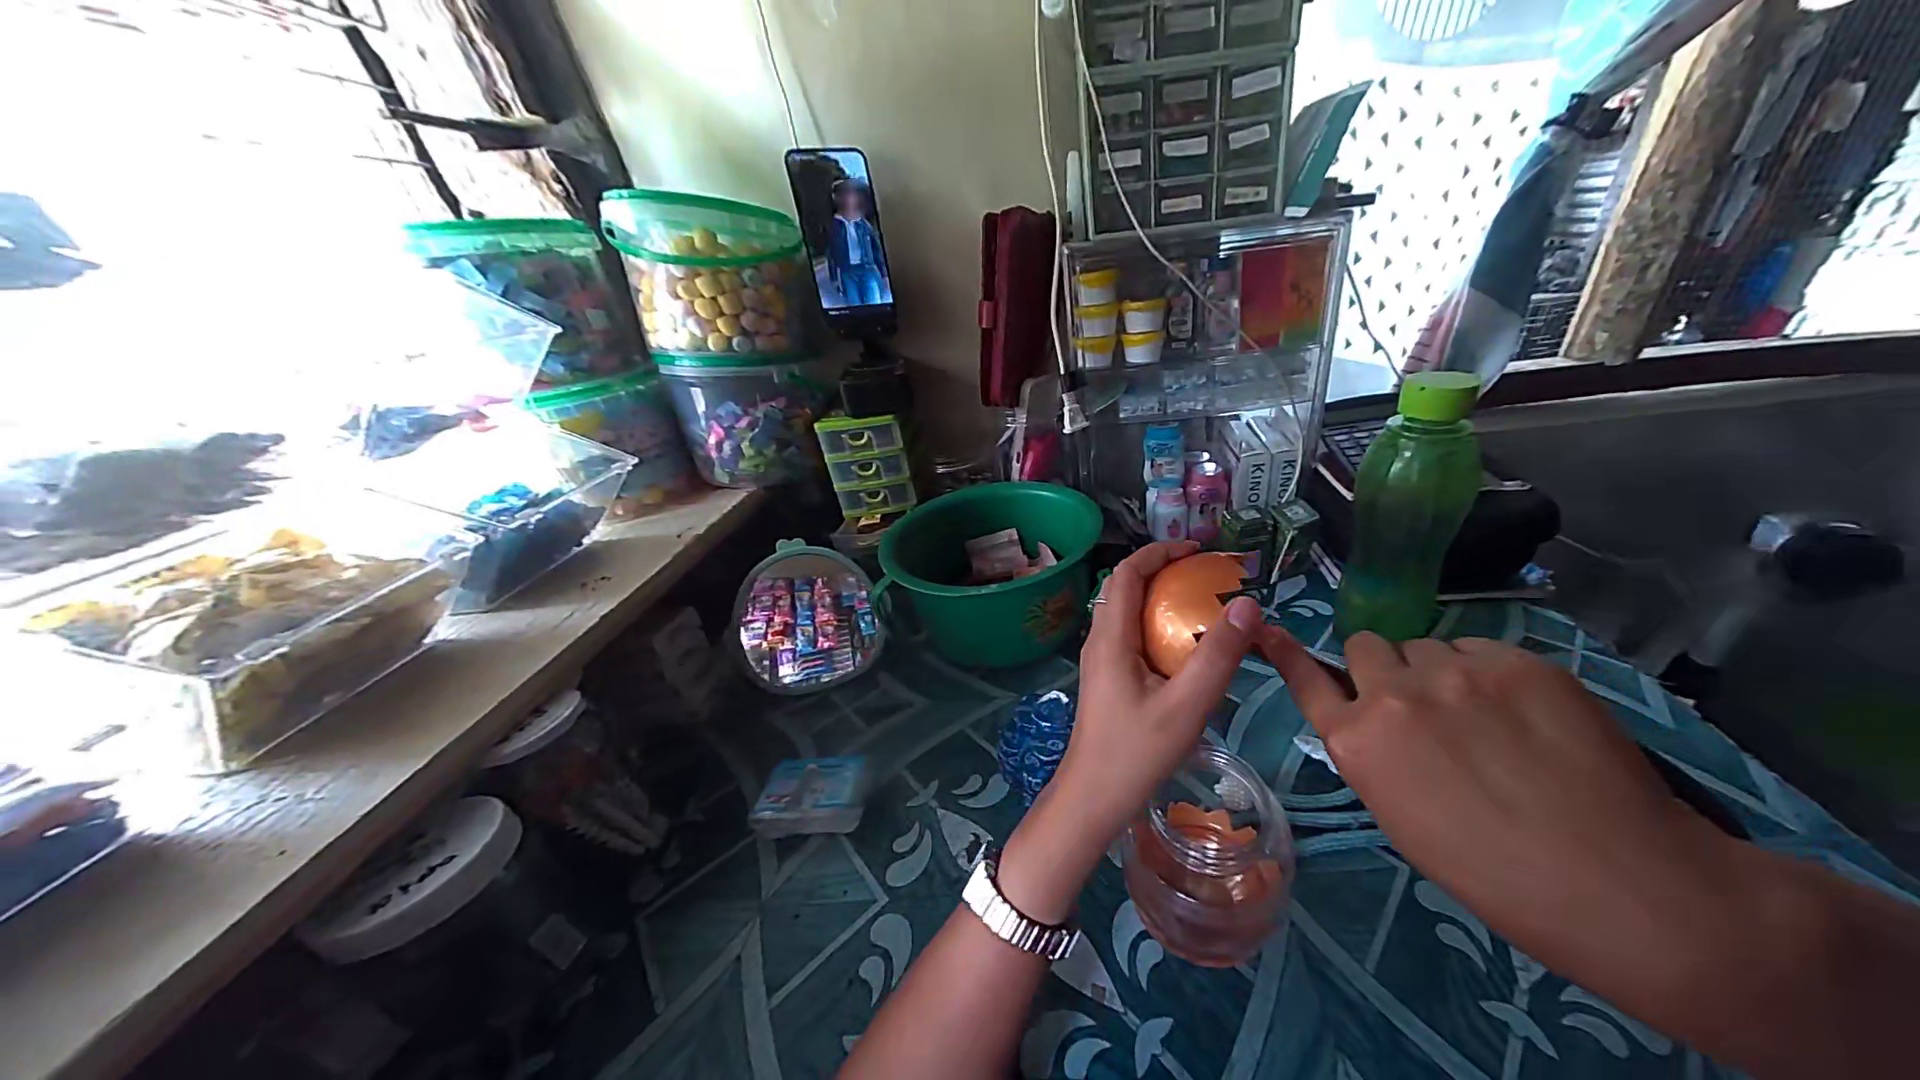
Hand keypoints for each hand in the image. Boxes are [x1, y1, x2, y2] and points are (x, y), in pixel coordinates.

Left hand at [1061, 541, 1265, 837]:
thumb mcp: (1187, 705)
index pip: (1126, 574)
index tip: (1198, 549)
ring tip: (1202, 602)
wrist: (1093, 798)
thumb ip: (1219, 655)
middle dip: (1163, 571)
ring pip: (1128, 613)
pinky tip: (1186, 646)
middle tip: (1208, 573)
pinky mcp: (1108, 679)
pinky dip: (1158, 625)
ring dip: (1160, 598)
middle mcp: (1099, 641)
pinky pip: (1132, 636)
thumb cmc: (1137, 752)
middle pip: (1126, 588)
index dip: (1159, 552)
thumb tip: (1248, 604)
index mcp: (1110, 638)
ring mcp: (1100, 661)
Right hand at [1259, 629, 1735, 982]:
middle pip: (1368, 646)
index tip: (1267, 628)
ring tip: (1487, 715)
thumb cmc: (1494, 872)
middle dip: (1387, 669)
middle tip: (1425, 705)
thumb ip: (1372, 752)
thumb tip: (1375, 717)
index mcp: (1357, 743)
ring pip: (1428, 645)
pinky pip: (1482, 649)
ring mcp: (1457, 672)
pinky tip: (1528, 714)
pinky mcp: (1520, 661)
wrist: (1624, 886)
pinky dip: (1492, 672)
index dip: (1288, 652)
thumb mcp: (1400, 815)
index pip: (1306, 679)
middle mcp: (1394, 696)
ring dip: (1441, 670)